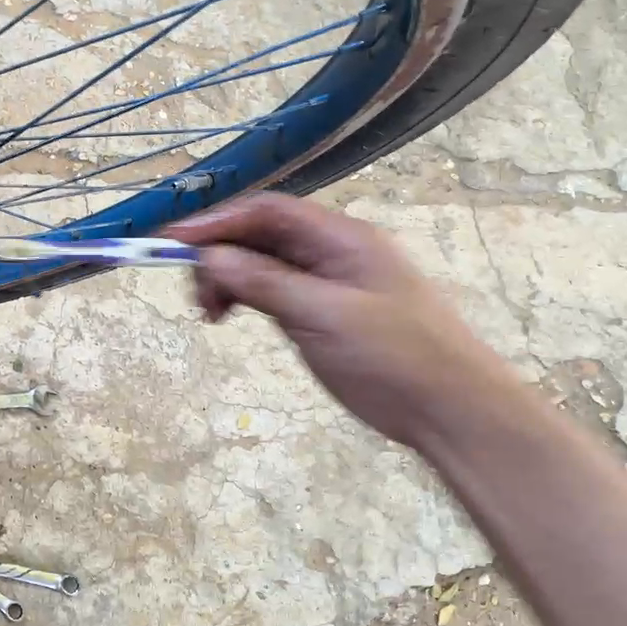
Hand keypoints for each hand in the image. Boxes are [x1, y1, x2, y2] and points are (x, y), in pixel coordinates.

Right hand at [164, 194, 522, 449]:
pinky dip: (238, 296)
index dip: (215, 220)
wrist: (454, 413)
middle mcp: (330, 251)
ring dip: (223, 278)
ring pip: (255, 262)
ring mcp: (323, 280)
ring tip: (210, 314)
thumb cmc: (396, 358)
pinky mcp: (316, 309)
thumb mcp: (324, 315)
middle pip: (256, 234)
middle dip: (216, 255)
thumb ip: (264, 281)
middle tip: (195, 293)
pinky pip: (265, 288)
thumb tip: (208, 256)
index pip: (266, 212)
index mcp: (342, 239)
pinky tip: (226, 316)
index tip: (171, 241)